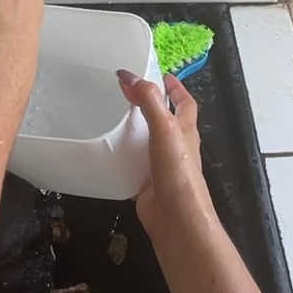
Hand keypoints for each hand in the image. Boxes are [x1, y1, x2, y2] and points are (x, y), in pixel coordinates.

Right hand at [117, 71, 216, 238]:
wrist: (175, 218)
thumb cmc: (177, 171)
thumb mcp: (165, 127)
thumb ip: (149, 100)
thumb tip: (129, 76)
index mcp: (185, 130)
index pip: (184, 102)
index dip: (175, 87)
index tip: (161, 75)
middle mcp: (176, 146)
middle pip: (165, 119)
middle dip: (150, 105)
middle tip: (128, 93)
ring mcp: (161, 165)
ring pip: (147, 141)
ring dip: (134, 130)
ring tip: (112, 117)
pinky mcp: (146, 182)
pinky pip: (132, 164)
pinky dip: (122, 156)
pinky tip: (107, 151)